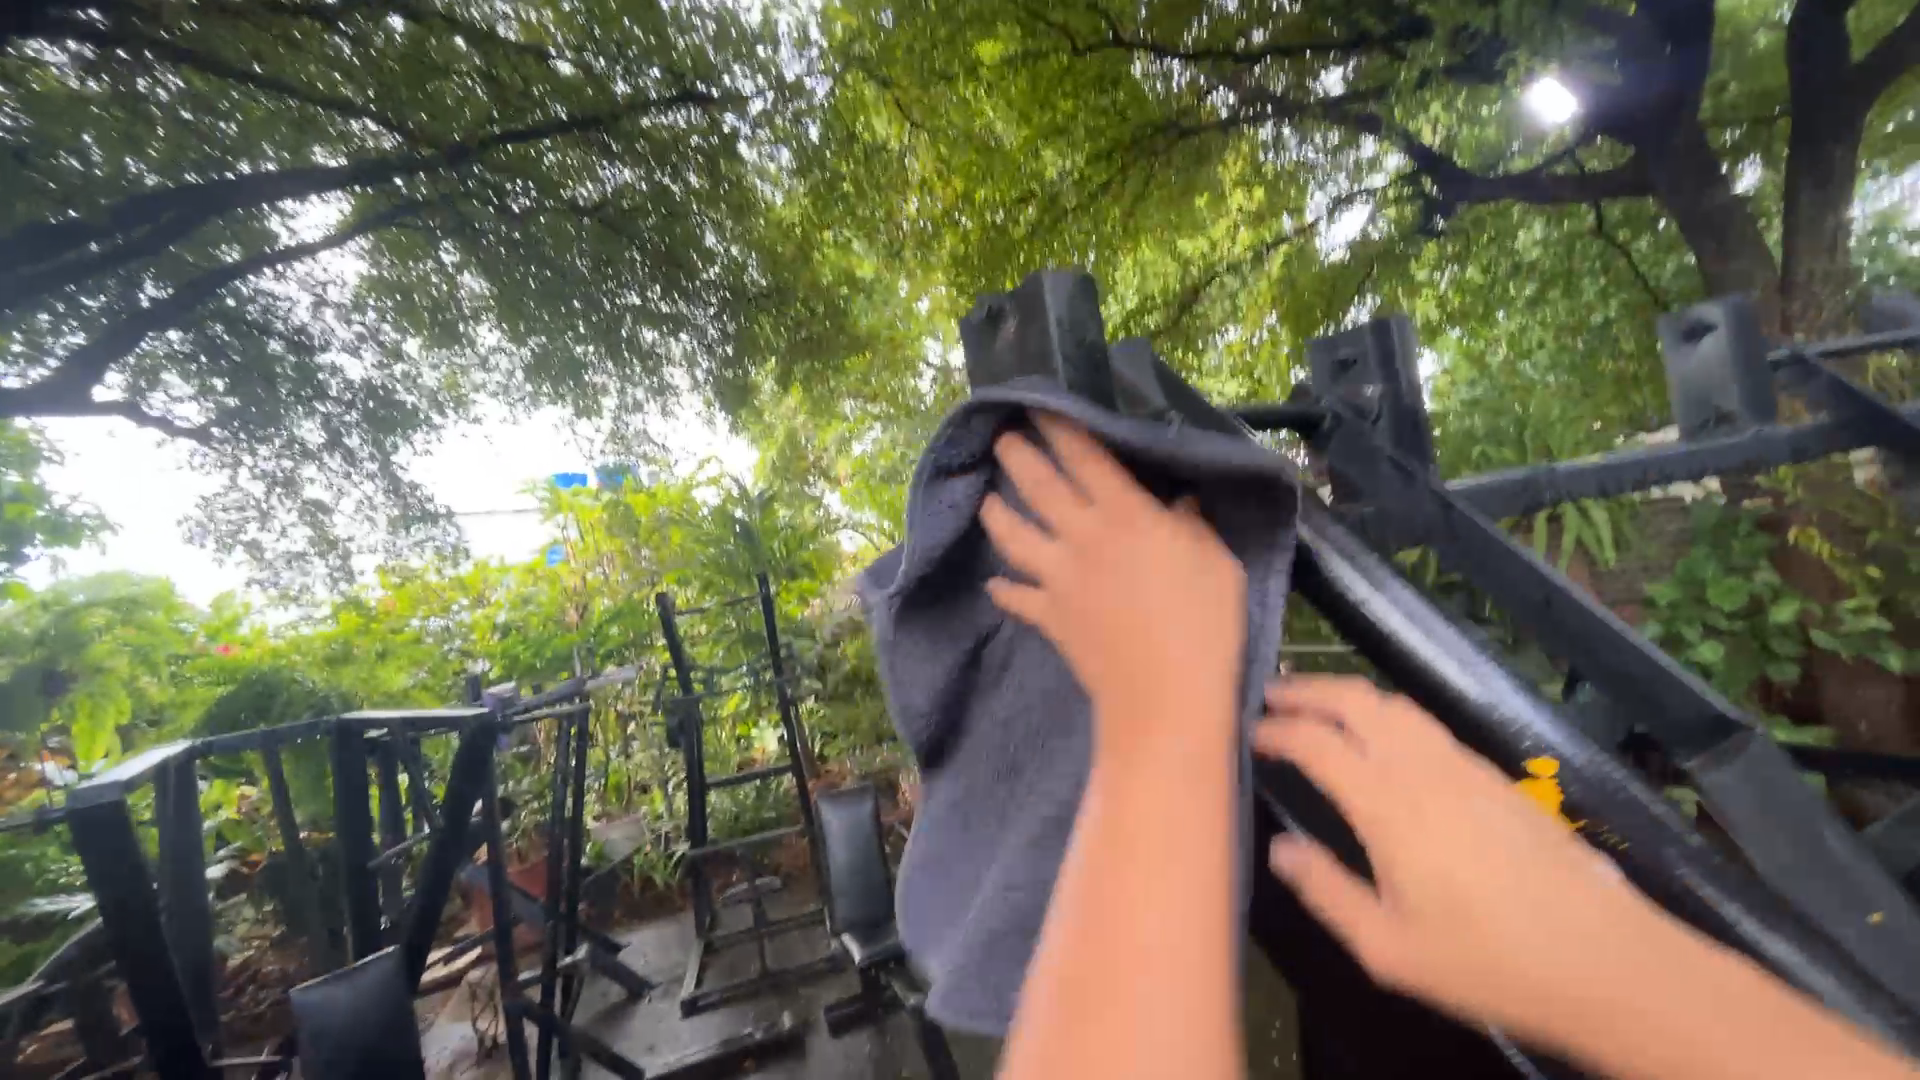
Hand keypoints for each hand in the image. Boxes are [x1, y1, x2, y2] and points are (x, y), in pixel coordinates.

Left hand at [979, 412, 1246, 762]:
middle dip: (1017, 458)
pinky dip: (1003, 589)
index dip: (1060, 428)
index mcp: (1125, 516)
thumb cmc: (1205, 626)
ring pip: (1014, 536)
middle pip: (1039, 488)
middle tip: (1001, 439)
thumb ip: (1192, 526)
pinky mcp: (1048, 616)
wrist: (1165, 697)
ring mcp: (1058, 578)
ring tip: (985, 501)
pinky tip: (994, 584)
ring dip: (996, 515)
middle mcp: (1082, 538)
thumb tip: (1179, 503)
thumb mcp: (1216, 563)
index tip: (1038, 407)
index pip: (1085, 458)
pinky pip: (1016, 596)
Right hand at [1255, 675, 1673, 1043]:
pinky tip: (1379, 737)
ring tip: (1315, 705)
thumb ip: (1326, 891)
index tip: (1248, 734)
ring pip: (1392, 703)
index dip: (1275, 731)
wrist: (1615, 965)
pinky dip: (1383, 712)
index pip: (1315, 742)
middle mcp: (1421, 769)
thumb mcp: (1389, 949)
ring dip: (1345, 694)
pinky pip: (1423, 723)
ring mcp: (1462, 766)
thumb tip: (1280, 848)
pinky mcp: (1492, 776)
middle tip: (1270, 696)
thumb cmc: (1490, 963)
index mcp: (1387, 805)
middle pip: (1353, 700)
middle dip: (1305, 690)